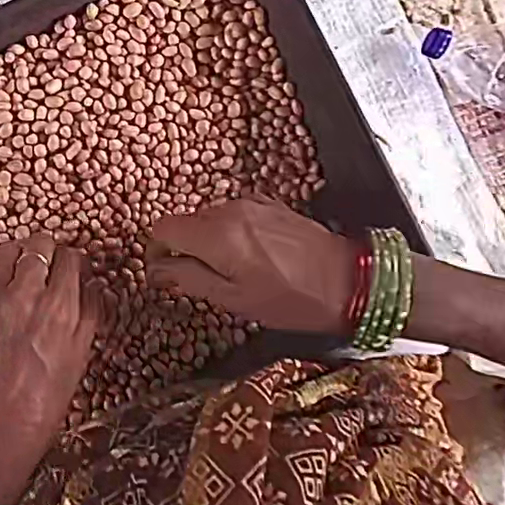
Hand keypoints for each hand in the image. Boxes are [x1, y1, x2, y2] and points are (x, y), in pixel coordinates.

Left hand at [0, 233, 97, 479]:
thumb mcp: (80, 355)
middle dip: (49, 250)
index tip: (74, 267)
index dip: (75, 259)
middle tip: (50, 262)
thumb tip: (93, 286)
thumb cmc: (43, 398)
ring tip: (22, 268)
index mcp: (59, 307)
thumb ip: (89, 313)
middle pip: (39, 245)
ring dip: (19, 254)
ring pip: (6, 249)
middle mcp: (25, 295)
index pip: (71, 258)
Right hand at [146, 198, 356, 333]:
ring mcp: (252, 203)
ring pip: (210, 218)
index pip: (163, 228)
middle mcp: (230, 210)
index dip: (157, 251)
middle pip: (186, 222)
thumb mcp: (233, 300)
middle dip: (184, 248)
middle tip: (202, 280)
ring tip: (234, 272)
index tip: (164, 271)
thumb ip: (189, 279)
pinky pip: (234, 215)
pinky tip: (252, 256)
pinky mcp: (270, 204)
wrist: (346, 280)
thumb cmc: (290, 299)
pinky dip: (231, 233)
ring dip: (210, 241)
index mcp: (217, 235)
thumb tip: (157, 270)